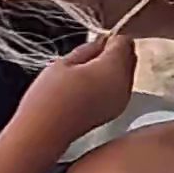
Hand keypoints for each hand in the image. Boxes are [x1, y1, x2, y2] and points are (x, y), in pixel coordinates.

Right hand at [16, 35, 138, 141]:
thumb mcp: (63, 64)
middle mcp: (126, 80)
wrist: (43, 133)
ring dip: (114, 68)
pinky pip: (121, 87)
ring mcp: (124, 96)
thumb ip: (88, 48)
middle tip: (89, 59)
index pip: (124, 42)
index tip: (95, 44)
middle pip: (130, 56)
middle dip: (115, 53)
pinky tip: (90, 89)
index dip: (110, 39)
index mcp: (114, 66)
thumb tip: (102, 41)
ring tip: (86, 76)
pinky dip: (111, 83)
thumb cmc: (49, 96)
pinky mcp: (118, 108)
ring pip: (127, 72)